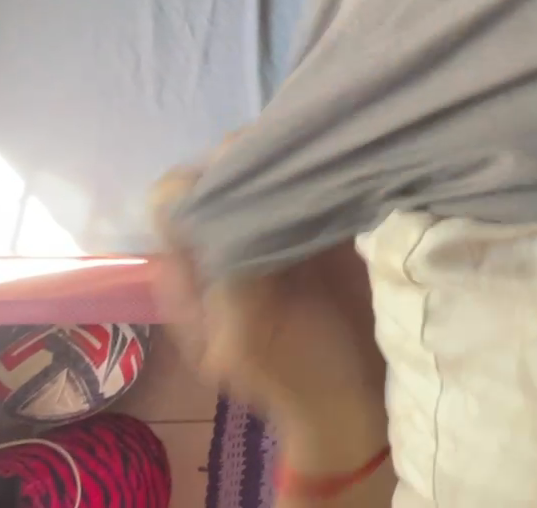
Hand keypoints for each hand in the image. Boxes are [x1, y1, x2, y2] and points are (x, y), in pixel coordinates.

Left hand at [150, 167, 389, 473]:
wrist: (359, 390)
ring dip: (292, 161)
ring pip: (271, 182)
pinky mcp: (324, 233)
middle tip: (293, 146)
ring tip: (323, 146)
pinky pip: (315, 192)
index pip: (176, 204)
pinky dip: (326, 174)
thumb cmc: (298, 371)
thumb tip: (218, 199)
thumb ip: (229, 274)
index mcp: (193, 275)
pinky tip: (345, 161)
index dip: (202, 179)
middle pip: (228, 183)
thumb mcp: (250, 334)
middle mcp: (230, 247)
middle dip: (253, 159)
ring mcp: (278, 239)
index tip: (244, 165)